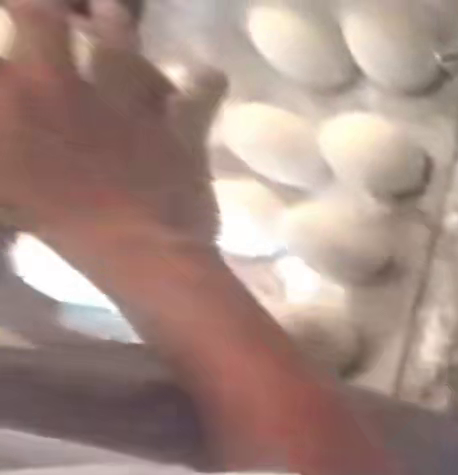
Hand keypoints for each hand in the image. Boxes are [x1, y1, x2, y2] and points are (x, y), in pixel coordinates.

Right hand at [0, 0, 225, 259]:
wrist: (134, 246)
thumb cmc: (41, 211)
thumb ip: (9, 115)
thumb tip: (15, 94)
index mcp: (3, 86)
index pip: (9, 27)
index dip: (16, 13)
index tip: (22, 11)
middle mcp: (55, 81)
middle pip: (41, 15)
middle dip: (46, 0)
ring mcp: (125, 108)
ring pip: (122, 49)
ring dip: (117, 24)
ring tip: (115, 7)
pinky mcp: (179, 136)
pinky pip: (197, 102)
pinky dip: (206, 84)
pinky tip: (214, 72)